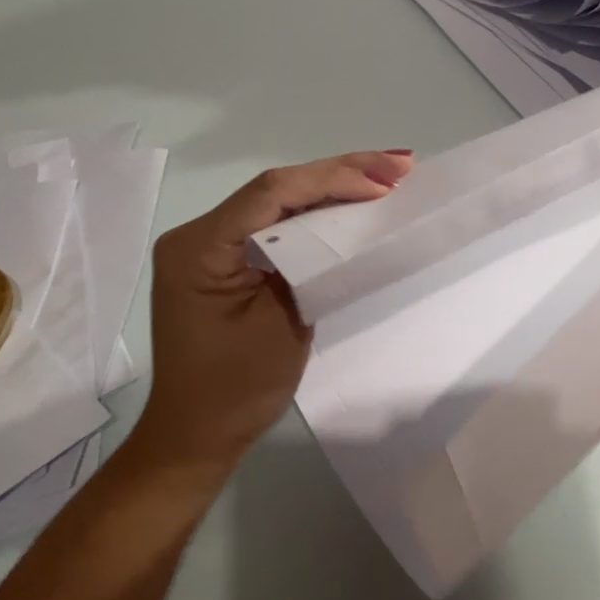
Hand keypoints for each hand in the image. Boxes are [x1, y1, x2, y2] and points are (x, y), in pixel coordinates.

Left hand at [131, 150, 414, 466]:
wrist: (197, 435)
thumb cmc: (237, 386)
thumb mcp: (284, 321)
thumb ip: (314, 263)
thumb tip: (358, 222)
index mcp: (200, 247)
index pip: (273, 193)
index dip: (333, 180)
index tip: (387, 183)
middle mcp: (200, 233)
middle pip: (279, 188)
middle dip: (343, 172)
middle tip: (402, 163)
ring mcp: (213, 243)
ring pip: (283, 199)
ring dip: (337, 185)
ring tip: (391, 172)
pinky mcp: (231, 257)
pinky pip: (279, 220)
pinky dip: (321, 210)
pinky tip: (357, 199)